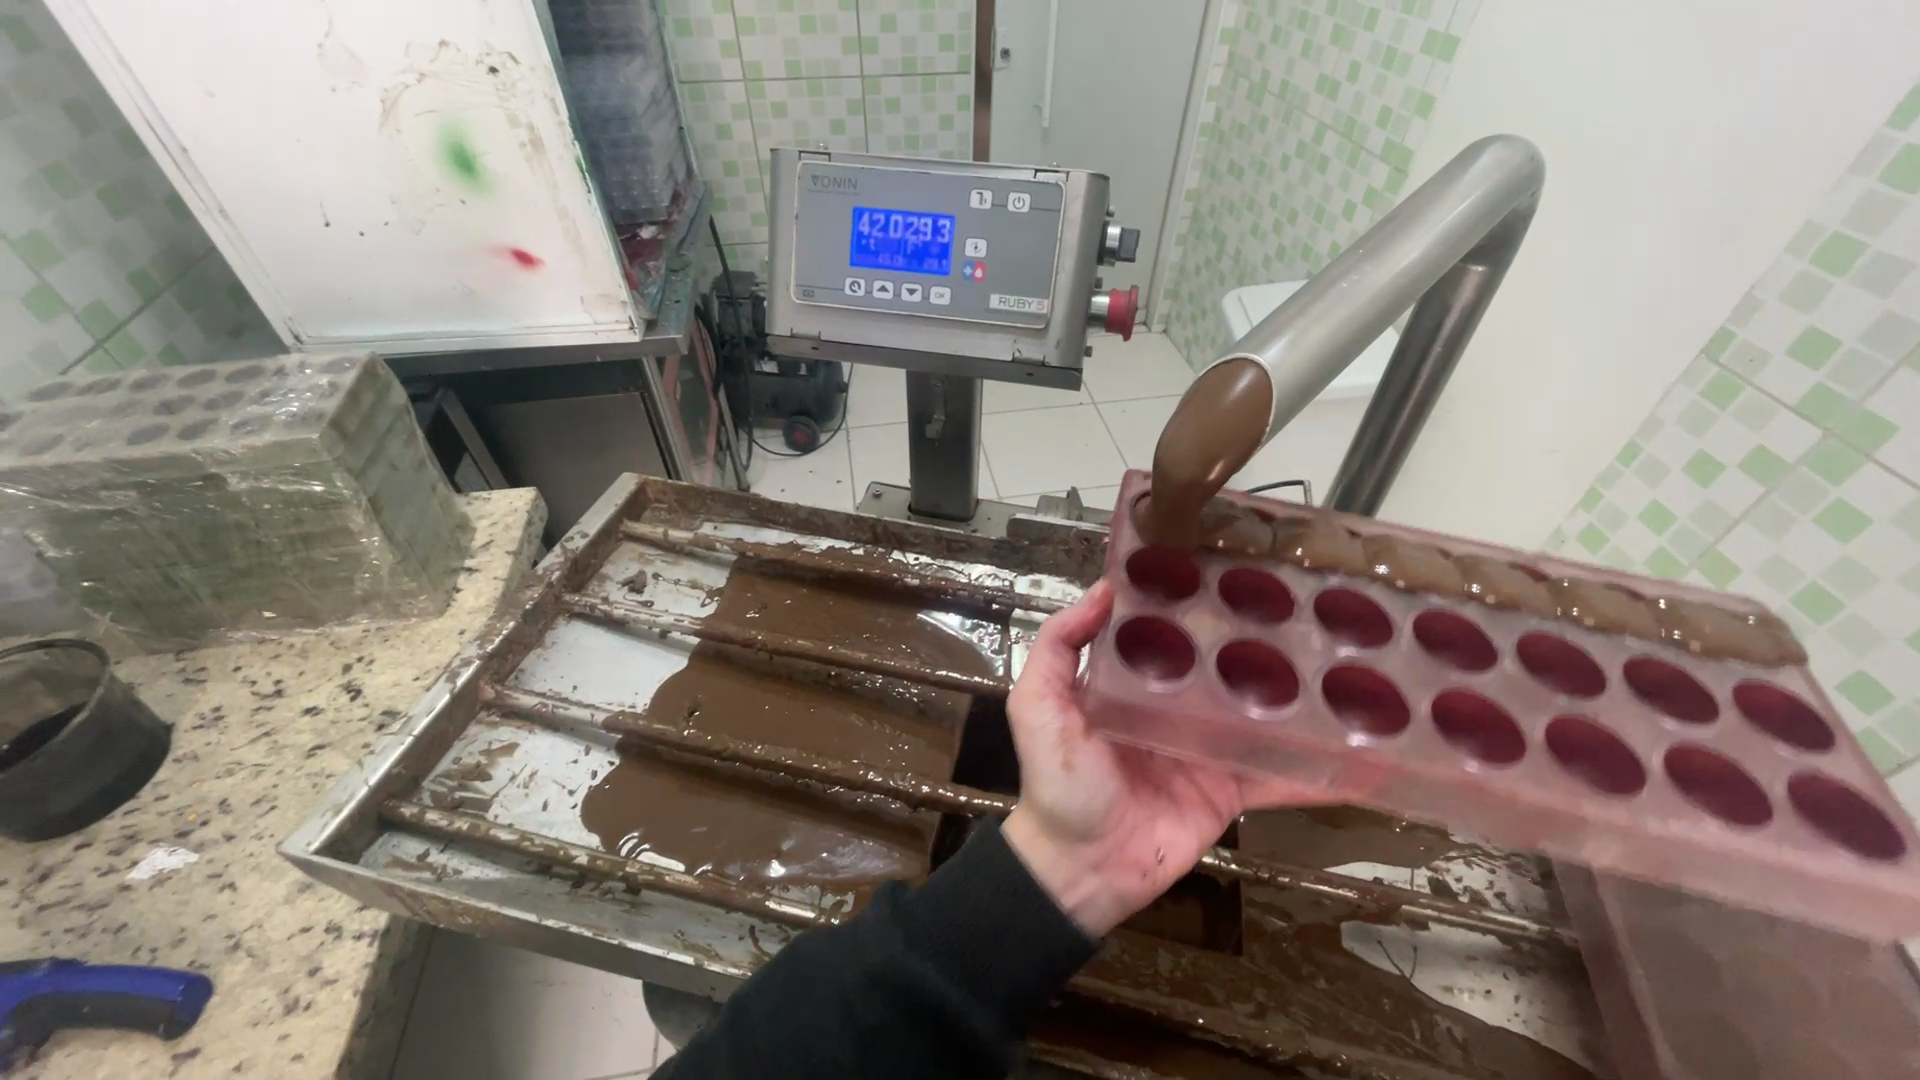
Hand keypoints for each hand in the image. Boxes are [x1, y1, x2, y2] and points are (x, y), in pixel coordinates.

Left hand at [1001, 580, 1338, 936]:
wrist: (1081, 867)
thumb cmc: (1057, 780)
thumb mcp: (1039, 703)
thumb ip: (1060, 645)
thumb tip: (1103, 587)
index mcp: (1128, 683)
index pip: (1167, 634)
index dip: (1193, 606)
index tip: (1232, 571)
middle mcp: (1170, 708)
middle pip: (1220, 669)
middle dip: (1257, 644)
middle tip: (1310, 611)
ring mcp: (1205, 750)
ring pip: (1257, 717)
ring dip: (1297, 701)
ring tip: (1351, 668)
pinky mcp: (1229, 792)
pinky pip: (1277, 778)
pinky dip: (1316, 771)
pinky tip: (1363, 755)